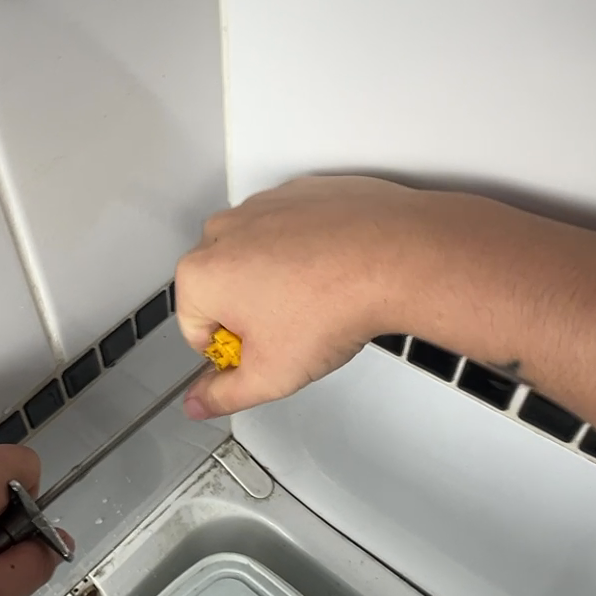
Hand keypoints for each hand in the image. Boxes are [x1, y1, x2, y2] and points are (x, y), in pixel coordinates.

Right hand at [175, 175, 434, 418]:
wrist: (399, 257)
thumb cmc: (333, 307)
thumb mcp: (270, 375)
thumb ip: (222, 396)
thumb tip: (198, 403)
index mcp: (199, 275)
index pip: (197, 332)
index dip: (232, 353)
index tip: (265, 351)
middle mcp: (220, 232)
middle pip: (220, 290)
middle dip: (248, 312)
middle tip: (292, 328)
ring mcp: (259, 206)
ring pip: (252, 257)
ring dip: (274, 279)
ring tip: (315, 298)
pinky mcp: (295, 193)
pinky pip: (287, 229)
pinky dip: (302, 249)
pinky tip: (330, 269)